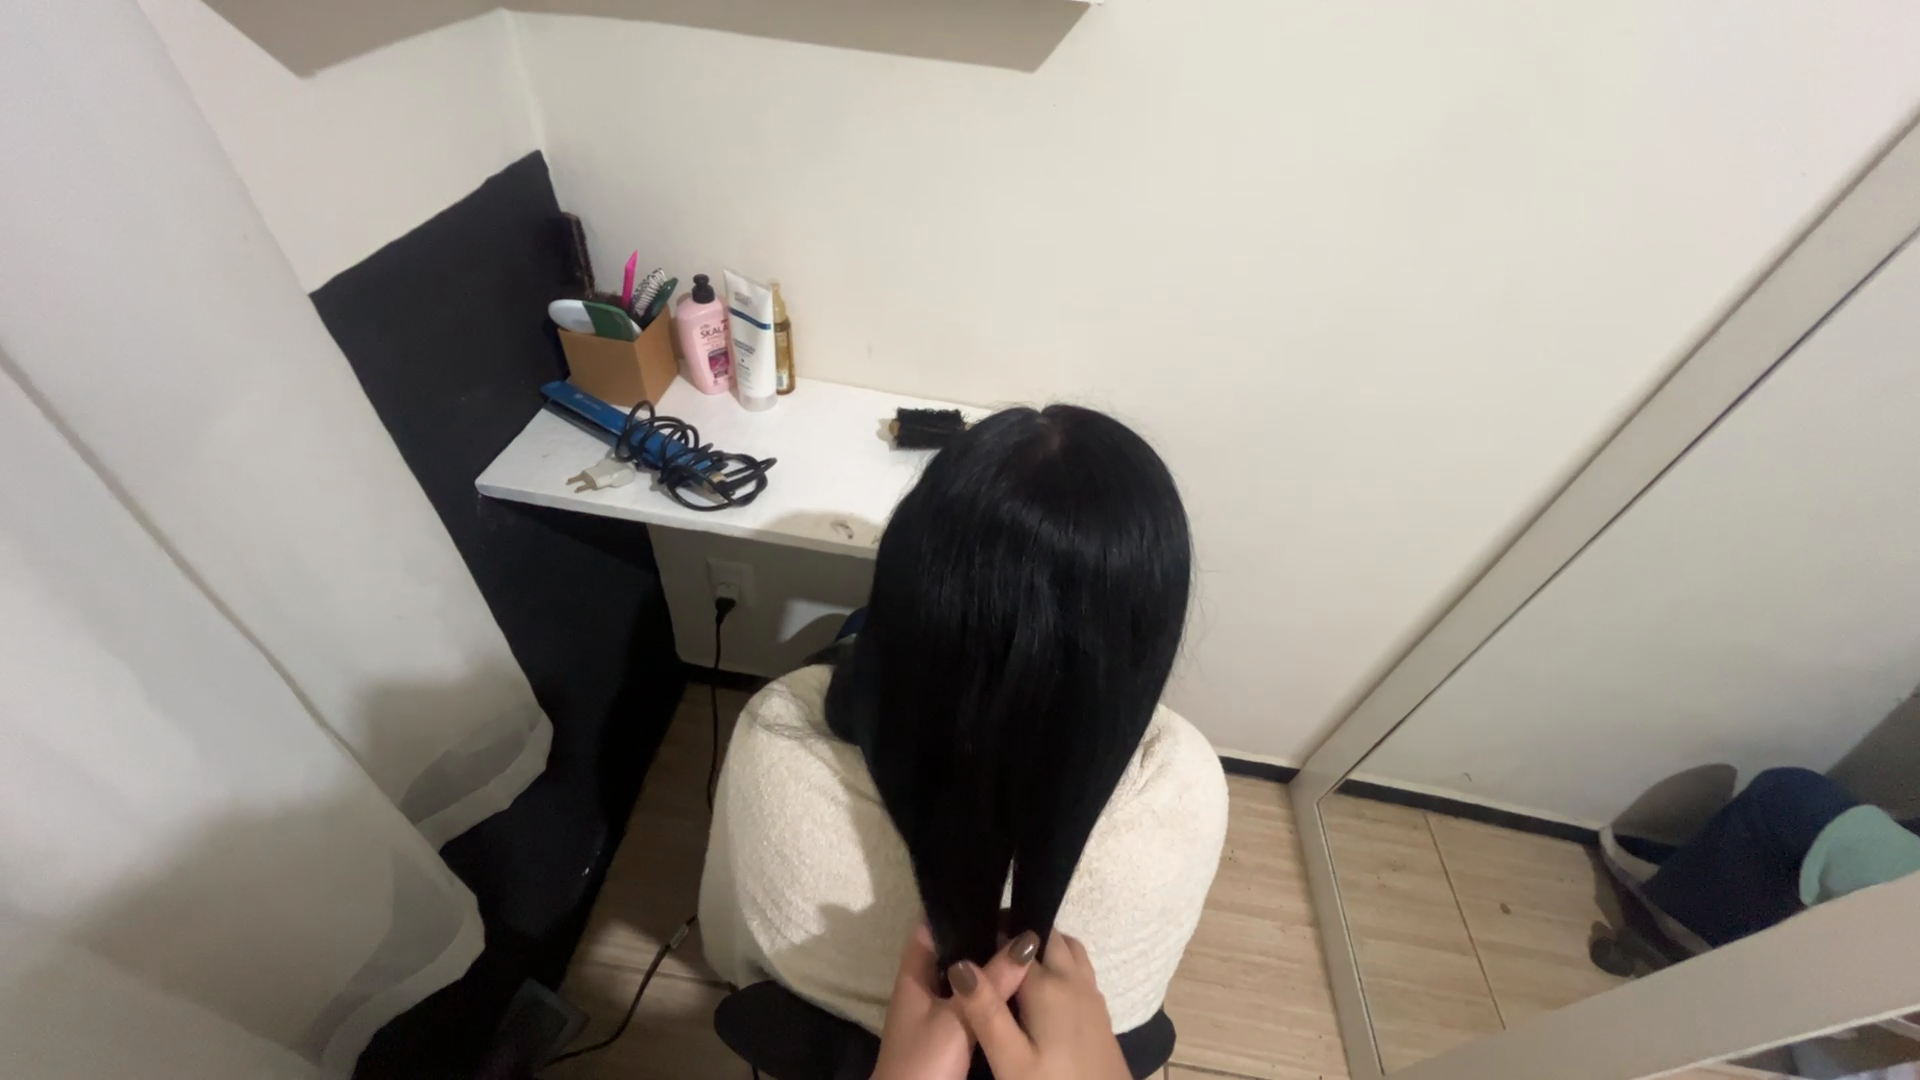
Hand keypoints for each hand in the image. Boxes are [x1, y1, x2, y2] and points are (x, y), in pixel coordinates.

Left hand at [870, 921, 1040, 1079]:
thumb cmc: (923, 1063)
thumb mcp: (959, 1017)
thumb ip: (993, 979)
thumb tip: (1029, 939)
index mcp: (914, 971)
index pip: (933, 922)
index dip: (959, 904)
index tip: (995, 890)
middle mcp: (925, 986)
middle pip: (956, 949)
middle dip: (986, 936)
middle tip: (1025, 920)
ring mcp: (939, 1013)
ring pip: (970, 979)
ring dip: (994, 968)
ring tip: (1032, 946)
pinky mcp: (954, 1038)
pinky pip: (978, 1005)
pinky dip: (996, 997)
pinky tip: (1024, 990)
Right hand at [948, 932, 1130, 1079]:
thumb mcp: (1011, 1061)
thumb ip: (986, 1011)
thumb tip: (960, 965)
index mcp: (1047, 984)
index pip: (1016, 940)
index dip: (994, 935)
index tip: (972, 941)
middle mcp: (1072, 978)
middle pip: (1047, 936)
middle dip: (1021, 932)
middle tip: (991, 952)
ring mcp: (1091, 993)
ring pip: (1068, 948)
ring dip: (1045, 946)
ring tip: (1017, 969)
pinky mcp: (1101, 1012)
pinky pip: (1080, 969)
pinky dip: (1063, 963)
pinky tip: (1046, 993)